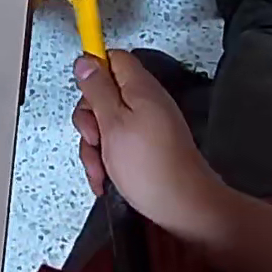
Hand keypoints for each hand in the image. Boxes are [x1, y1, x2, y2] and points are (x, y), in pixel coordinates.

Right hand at [72, 51, 228, 238]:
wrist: (186, 212)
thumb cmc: (150, 168)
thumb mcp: (112, 123)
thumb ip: (96, 89)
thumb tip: (85, 61)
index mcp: (140, 88)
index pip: (112, 58)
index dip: (93, 71)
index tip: (84, 93)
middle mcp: (145, 102)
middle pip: (103, 93)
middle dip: (89, 118)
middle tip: (94, 137)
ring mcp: (146, 125)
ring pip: (105, 122)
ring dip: (94, 145)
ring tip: (100, 168)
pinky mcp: (146, 148)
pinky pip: (116, 143)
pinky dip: (106, 159)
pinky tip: (106, 178)